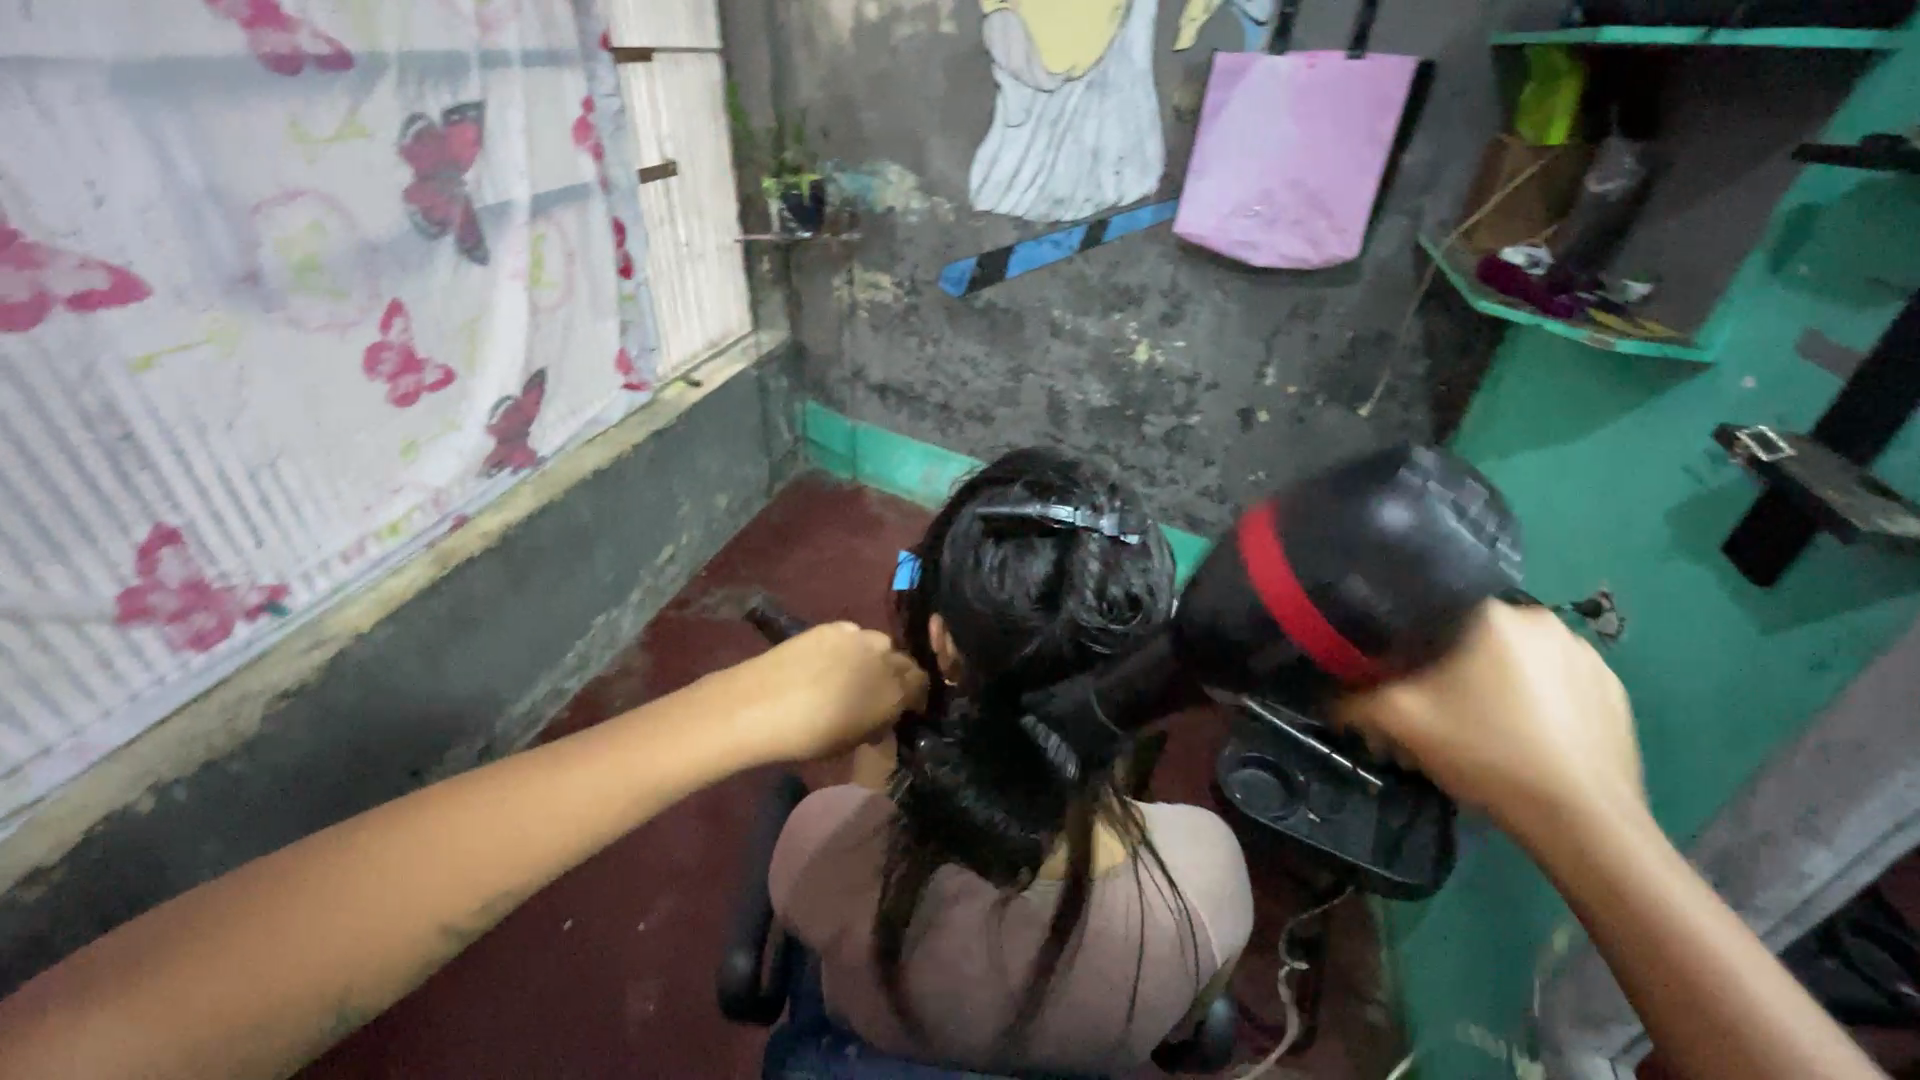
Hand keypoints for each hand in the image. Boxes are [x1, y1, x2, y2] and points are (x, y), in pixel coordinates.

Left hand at [712, 622, 927, 763]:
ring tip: (850, 675)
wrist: (760, 706)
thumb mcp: (854, 741)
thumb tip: (882, 717)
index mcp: (897, 690)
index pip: (922, 685)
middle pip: (904, 662)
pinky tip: (827, 662)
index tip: (903, 708)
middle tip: (876, 693)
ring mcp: (858, 637)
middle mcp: (885, 657)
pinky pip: (852, 636)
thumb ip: (877, 723)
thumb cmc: (810, 737)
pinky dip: (848, 647)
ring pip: (879, 645)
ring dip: (873, 659)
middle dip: (897, 676)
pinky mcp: (832, 626)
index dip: (914, 697)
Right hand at [1335, 601, 1643, 833]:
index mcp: (1494, 614)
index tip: (1401, 688)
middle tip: (1437, 715)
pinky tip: (1525, 741)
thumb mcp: (1400, 724)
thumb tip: (1329, 700)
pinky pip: (1558, 686)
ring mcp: (1588, 656)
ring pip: (1517, 663)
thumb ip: (1354, 701)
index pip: (1432, 617)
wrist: (1581, 819)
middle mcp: (1546, 620)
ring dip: (1494, 686)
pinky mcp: (1615, 692)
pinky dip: (1536, 705)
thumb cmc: (1487, 754)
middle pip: (1475, 640)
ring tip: (1483, 731)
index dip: (1409, 652)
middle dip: (1451, 673)